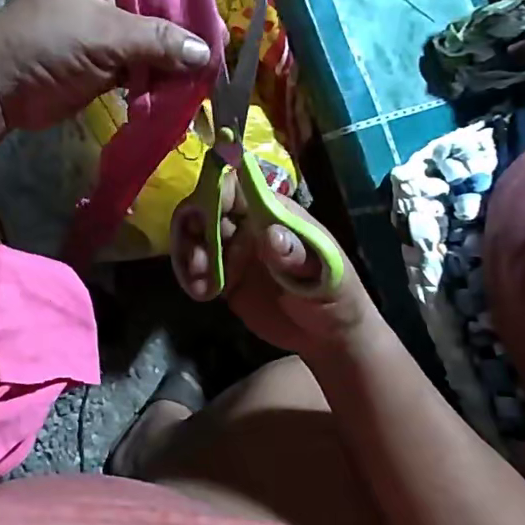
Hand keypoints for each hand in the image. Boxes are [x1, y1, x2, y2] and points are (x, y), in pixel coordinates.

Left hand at [0, 0, 215, 132]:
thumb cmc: (41, 45)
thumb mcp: (100, 34)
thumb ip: (155, 39)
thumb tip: (206, 52)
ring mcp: (114, 22)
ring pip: (162, 20)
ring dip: (188, 33)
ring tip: (223, 45)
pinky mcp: (113, 56)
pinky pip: (152, 55)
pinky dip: (171, 64)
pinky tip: (198, 72)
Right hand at [170, 174, 374, 359]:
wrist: (328, 339)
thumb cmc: (338, 298)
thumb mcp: (329, 278)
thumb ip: (300, 257)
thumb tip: (272, 234)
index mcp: (273, 212)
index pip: (236, 186)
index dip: (214, 191)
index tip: (204, 215)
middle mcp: (248, 223)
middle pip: (205, 206)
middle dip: (192, 227)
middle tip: (196, 259)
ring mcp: (232, 249)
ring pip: (194, 235)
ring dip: (187, 253)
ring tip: (199, 285)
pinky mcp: (222, 275)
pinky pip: (195, 266)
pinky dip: (188, 275)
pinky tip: (201, 294)